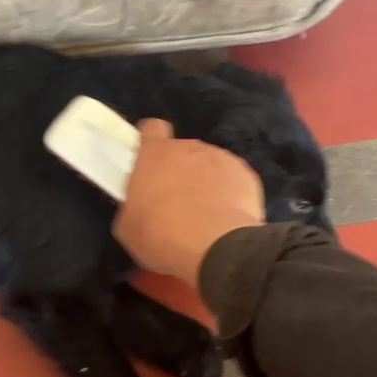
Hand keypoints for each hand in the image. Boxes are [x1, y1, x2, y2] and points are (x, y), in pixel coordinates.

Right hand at [113, 119, 265, 286]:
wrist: (216, 247)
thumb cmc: (161, 235)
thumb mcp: (129, 225)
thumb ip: (135, 201)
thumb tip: (143, 203)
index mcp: (155, 154)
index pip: (152, 129)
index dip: (151, 142)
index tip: (151, 161)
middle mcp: (189, 147)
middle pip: (183, 151)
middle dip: (180, 170)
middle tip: (179, 202)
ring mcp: (221, 158)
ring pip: (210, 164)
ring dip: (206, 181)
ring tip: (207, 213)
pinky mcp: (246, 174)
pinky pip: (233, 179)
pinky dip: (230, 193)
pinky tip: (227, 217)